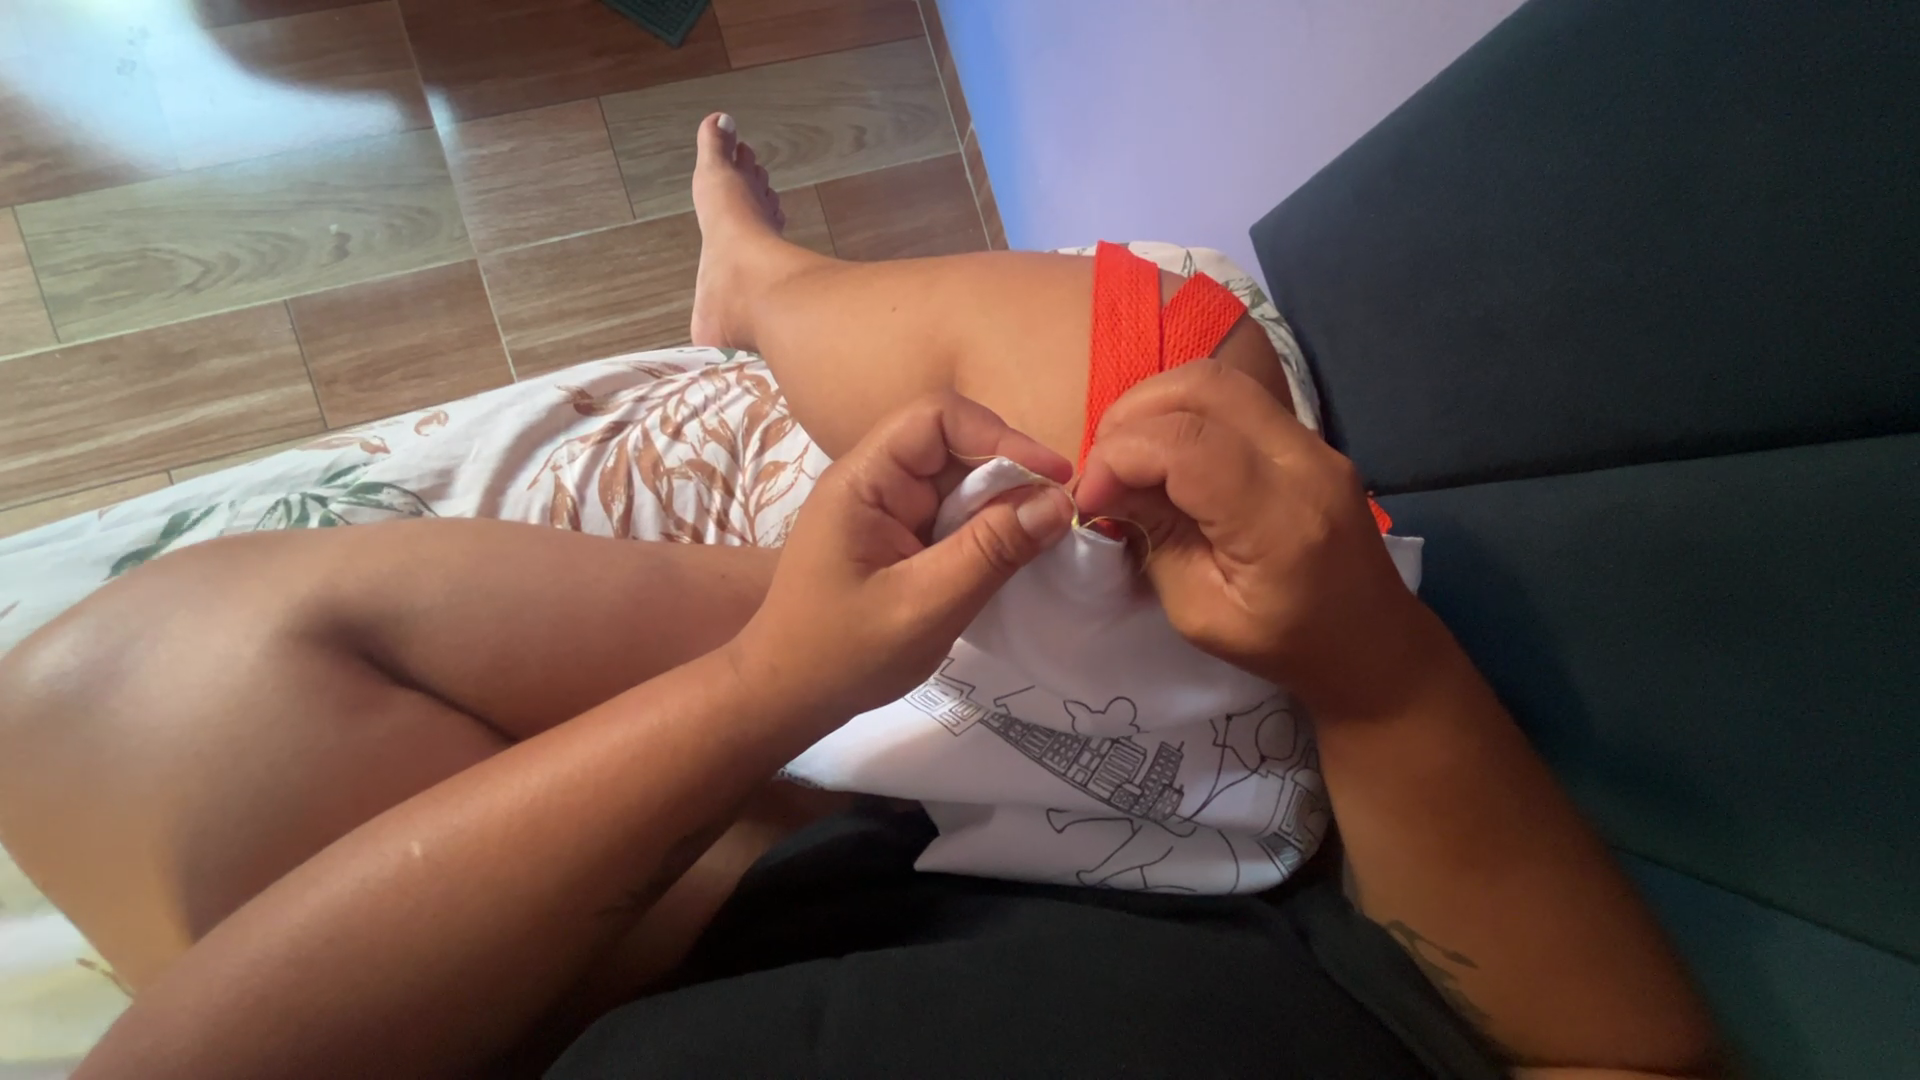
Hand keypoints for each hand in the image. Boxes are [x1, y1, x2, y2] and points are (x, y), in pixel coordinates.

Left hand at [728, 393, 1075, 723]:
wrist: (789, 696)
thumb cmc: (844, 654)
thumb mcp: (925, 606)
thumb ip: (991, 552)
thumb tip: (1059, 502)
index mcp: (864, 481)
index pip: (936, 419)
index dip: (1000, 436)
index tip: (1052, 478)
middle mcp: (876, 483)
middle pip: (954, 448)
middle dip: (1009, 476)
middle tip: (1058, 518)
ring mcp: (888, 511)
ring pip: (960, 484)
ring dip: (1003, 507)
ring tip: (1043, 540)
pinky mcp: (901, 539)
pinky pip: (954, 518)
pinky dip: (988, 532)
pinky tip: (1012, 557)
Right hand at [1076, 360, 1434, 717]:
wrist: (1371, 644)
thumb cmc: (1283, 644)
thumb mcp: (1199, 613)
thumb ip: (1153, 540)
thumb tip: (1106, 488)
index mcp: (1279, 521)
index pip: (1185, 445)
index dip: (1119, 458)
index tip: (1090, 498)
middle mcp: (1303, 462)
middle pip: (1203, 387)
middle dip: (1130, 416)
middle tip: (1103, 468)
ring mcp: (1312, 442)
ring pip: (1217, 380)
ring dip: (1154, 407)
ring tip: (1127, 458)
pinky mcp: (1307, 439)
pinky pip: (1234, 399)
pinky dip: (1182, 414)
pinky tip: (1164, 455)